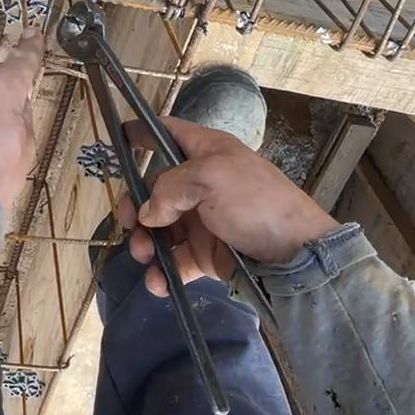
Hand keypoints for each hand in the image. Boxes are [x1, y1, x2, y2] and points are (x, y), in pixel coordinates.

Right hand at [123, 116, 337, 272]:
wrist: (297, 255)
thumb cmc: (257, 202)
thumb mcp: (213, 178)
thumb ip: (171, 187)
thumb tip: (149, 215)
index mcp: (206, 153)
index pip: (169, 133)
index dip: (143, 132)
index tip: (117, 137)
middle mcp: (201, 184)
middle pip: (154, 188)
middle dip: (136, 206)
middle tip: (129, 223)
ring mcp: (202, 221)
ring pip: (158, 228)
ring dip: (145, 242)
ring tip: (145, 255)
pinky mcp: (206, 255)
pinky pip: (174, 262)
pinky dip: (162, 273)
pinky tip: (158, 282)